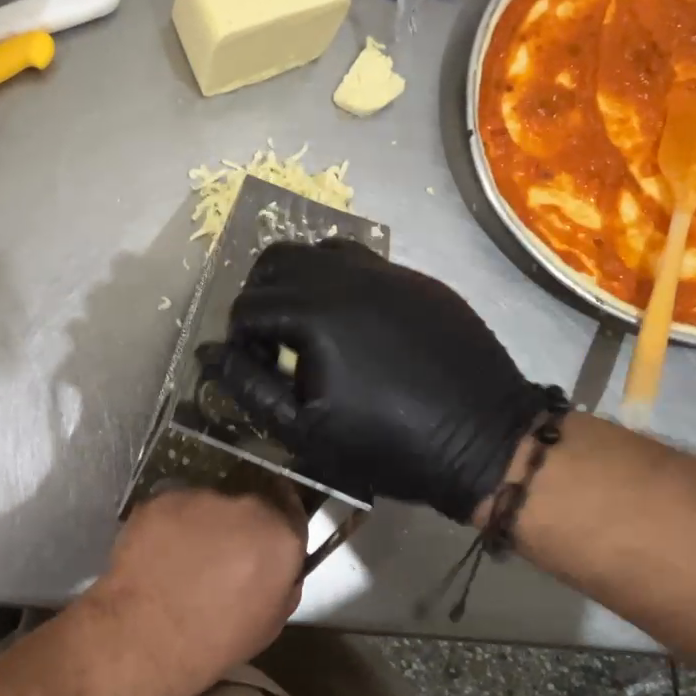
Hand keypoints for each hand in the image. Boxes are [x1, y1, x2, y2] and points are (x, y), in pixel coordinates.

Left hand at [76, 489, 303, 695]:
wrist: (150, 632)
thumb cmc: (220, 637)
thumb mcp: (274, 616)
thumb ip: (281, 574)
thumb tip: (272, 558)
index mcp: (278, 534)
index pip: (290, 509)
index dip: (280, 519)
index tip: (268, 531)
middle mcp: (242, 506)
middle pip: (246, 506)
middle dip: (238, 526)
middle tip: (221, 556)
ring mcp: (197, 498)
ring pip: (206, 505)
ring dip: (201, 525)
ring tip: (184, 559)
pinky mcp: (159, 499)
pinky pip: (172, 509)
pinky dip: (169, 526)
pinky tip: (158, 553)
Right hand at [201, 240, 551, 523]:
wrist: (485, 443)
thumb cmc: (387, 444)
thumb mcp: (303, 429)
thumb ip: (248, 386)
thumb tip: (210, 354)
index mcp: (313, 314)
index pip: (246, 307)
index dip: (238, 341)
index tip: (255, 370)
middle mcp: (345, 278)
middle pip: (274, 262)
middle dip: (259, 297)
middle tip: (270, 339)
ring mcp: (386, 273)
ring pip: (317, 250)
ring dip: (296, 280)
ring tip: (306, 323)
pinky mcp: (416, 280)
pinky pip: (361, 261)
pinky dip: (338, 280)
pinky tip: (351, 322)